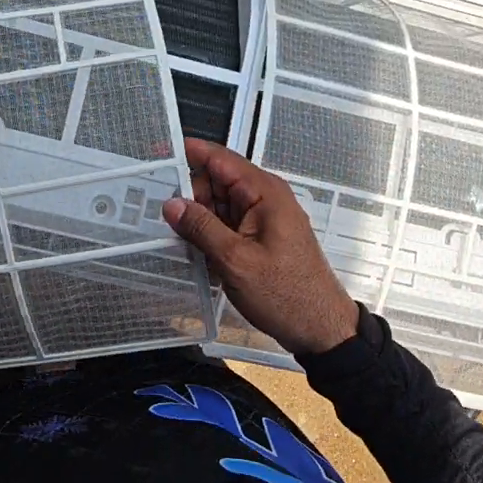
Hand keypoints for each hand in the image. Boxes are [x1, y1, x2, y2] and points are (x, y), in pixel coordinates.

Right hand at [164, 138, 359, 355]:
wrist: (320, 329)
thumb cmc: (284, 294)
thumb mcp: (235, 260)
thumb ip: (201, 228)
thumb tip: (171, 204)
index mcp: (264, 192)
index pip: (220, 158)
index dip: (190, 153)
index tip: (161, 153)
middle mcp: (265, 197)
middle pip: (217, 181)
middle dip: (192, 196)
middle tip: (170, 220)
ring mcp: (264, 217)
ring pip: (220, 204)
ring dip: (201, 219)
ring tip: (185, 242)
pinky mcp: (261, 237)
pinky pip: (228, 224)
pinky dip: (212, 234)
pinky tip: (201, 253)